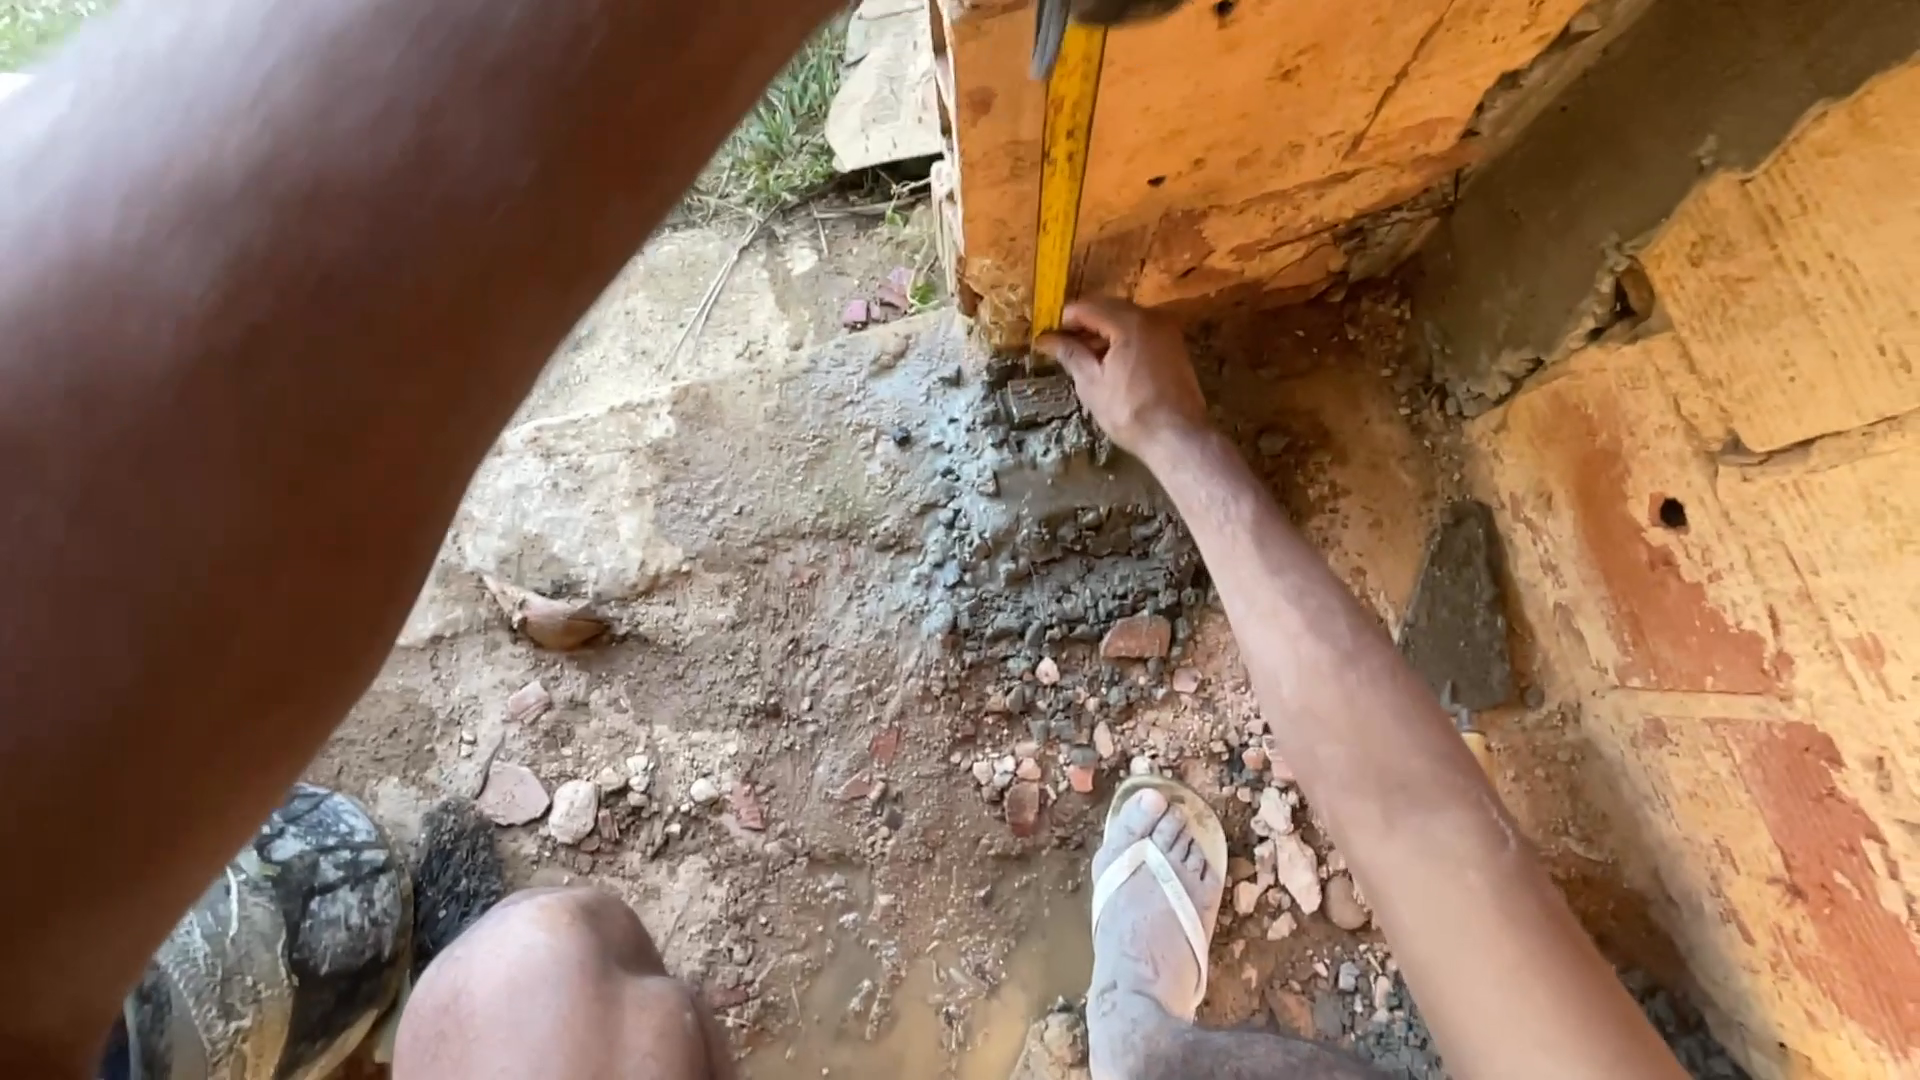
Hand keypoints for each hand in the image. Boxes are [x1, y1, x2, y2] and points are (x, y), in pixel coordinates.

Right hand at [1034, 298, 1208, 459]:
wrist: (1177, 436)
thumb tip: (1046, 339)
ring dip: (1101, 331)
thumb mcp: (1092, 383)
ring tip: (1082, 356)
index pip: (1087, 307)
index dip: (1063, 320)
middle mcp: (1151, 317)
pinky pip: (1140, 331)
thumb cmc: (1129, 412)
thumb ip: (1070, 354)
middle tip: (1061, 346)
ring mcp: (1166, 330)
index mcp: (1129, 322)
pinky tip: (1108, 361)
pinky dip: (1121, 338)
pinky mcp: (1173, 345)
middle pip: (1107, 307)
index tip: (1047, 337)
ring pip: (1124, 318)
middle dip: (1082, 324)